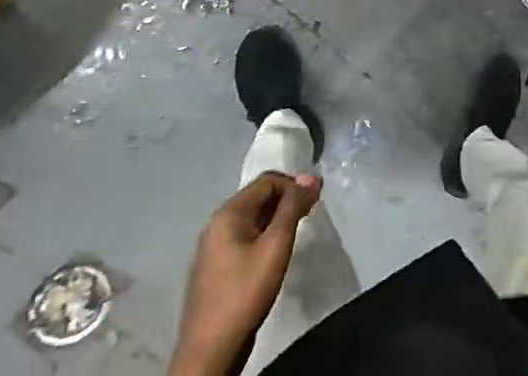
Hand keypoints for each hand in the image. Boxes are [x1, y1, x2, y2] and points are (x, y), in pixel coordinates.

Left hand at [171, 172, 322, 375]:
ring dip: (276, 217)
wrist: (210, 349)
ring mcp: (213, 246)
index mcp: (228, 212)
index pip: (266, 181)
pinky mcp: (215, 267)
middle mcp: (217, 222)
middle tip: (312, 211)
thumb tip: (310, 178)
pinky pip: (243, 237)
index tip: (318, 196)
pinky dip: (263, 235)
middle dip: (286, 198)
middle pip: (257, 197)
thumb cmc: (245, 292)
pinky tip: (274, 252)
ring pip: (251, 219)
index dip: (294, 183)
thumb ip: (292, 209)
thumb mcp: (275, 246)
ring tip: (298, 229)